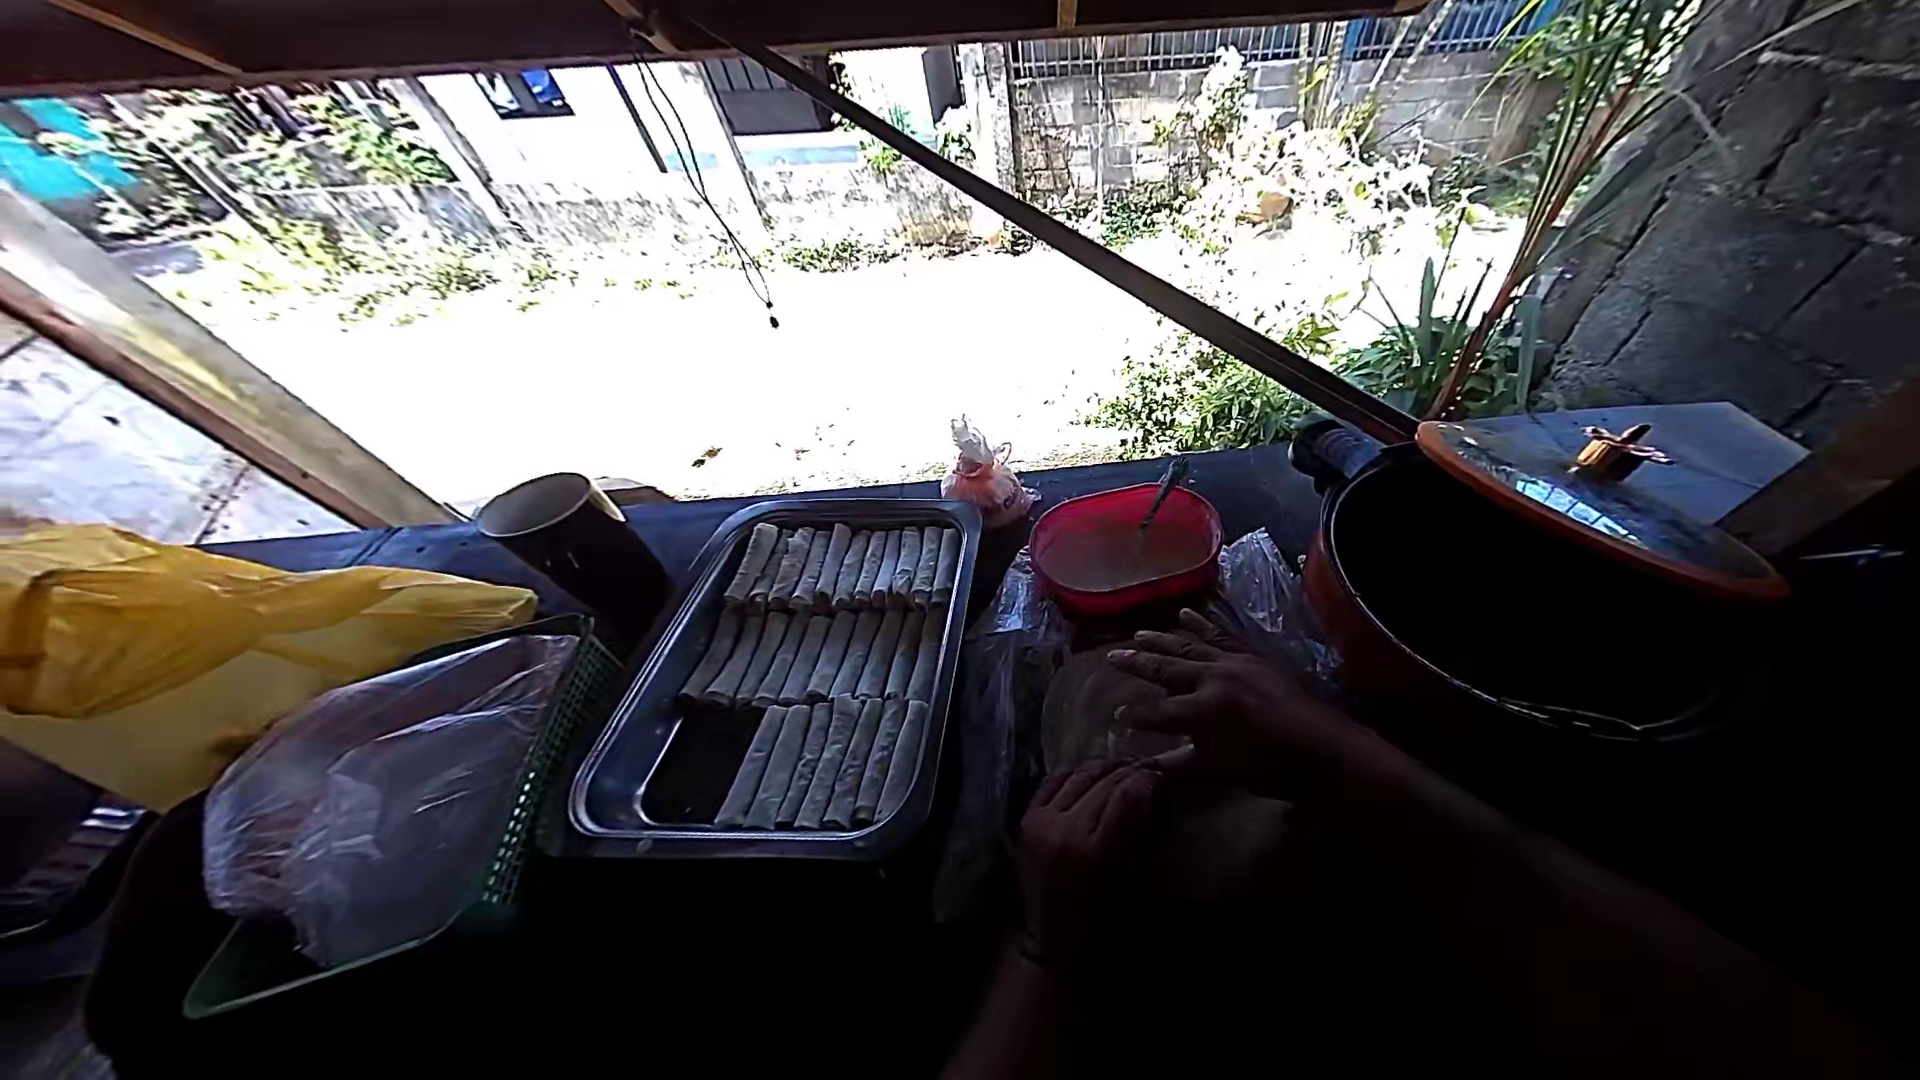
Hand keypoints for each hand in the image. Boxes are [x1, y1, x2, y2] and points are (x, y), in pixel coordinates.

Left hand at [1018, 759, 1158, 966]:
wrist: (1052, 938)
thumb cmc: (1102, 920)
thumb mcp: (1132, 879)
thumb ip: (1142, 832)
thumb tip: (1155, 790)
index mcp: (1095, 851)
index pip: (1126, 795)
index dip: (1147, 779)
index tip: (1162, 773)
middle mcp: (1066, 828)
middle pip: (1104, 781)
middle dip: (1130, 769)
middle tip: (1149, 764)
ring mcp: (1042, 819)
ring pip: (1079, 775)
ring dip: (1104, 766)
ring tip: (1124, 764)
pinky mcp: (1028, 817)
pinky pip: (1054, 781)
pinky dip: (1075, 773)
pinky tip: (1091, 772)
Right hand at [1105, 609, 1402, 800]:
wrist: (1330, 753)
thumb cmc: (1274, 768)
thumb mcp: (1222, 769)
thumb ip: (1181, 762)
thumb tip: (1148, 765)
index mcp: (1206, 709)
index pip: (1158, 712)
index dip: (1135, 715)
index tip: (1115, 715)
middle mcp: (1215, 678)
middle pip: (1166, 668)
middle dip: (1136, 664)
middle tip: (1111, 656)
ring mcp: (1235, 662)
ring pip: (1189, 646)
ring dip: (1161, 639)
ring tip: (1138, 633)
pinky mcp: (1252, 657)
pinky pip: (1221, 636)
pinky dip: (1203, 624)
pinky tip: (1187, 613)